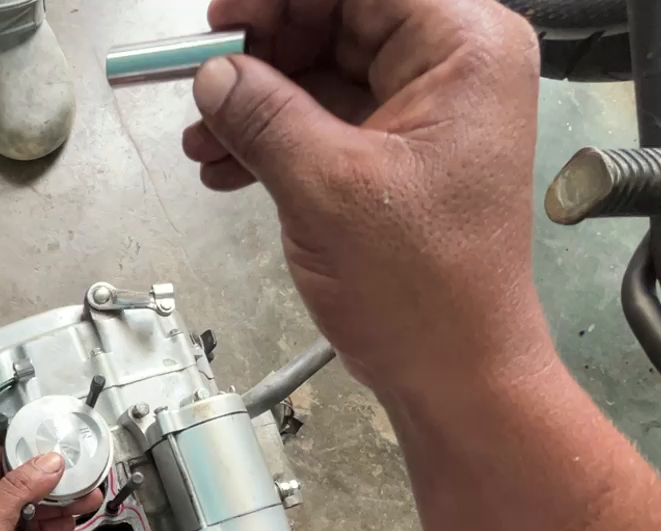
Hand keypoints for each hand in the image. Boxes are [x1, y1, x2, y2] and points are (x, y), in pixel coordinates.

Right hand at [183, 0, 550, 392]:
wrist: (447, 366)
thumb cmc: (413, 282)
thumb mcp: (326, 189)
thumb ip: (266, 119)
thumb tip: (213, 74)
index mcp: (461, 46)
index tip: (216, 19)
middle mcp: (448, 68)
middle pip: (338, 24)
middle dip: (261, 57)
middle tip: (200, 88)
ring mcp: (418, 118)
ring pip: (321, 81)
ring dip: (255, 109)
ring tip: (199, 144)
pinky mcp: (391, 163)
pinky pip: (322, 130)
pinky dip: (272, 145)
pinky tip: (225, 170)